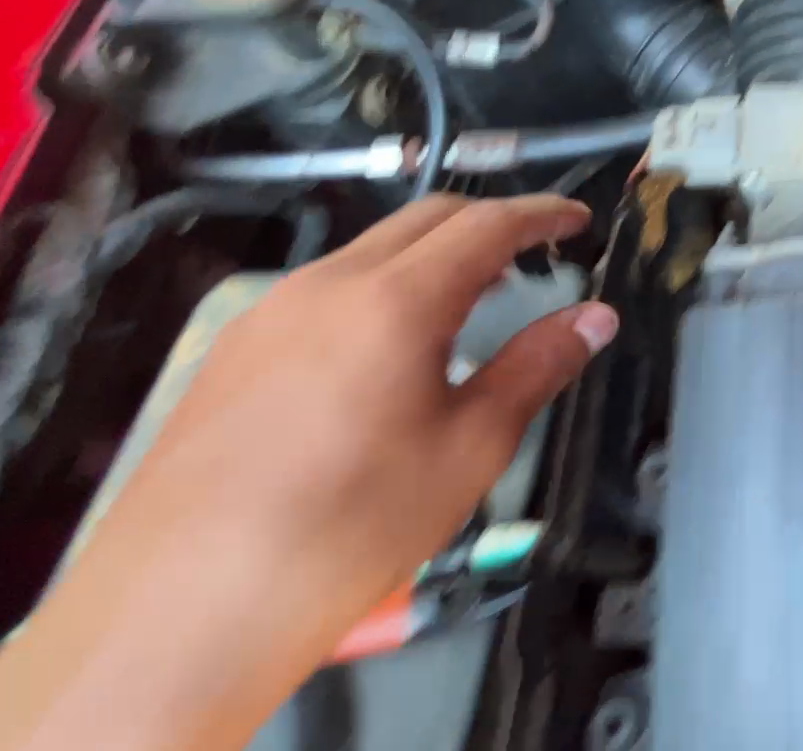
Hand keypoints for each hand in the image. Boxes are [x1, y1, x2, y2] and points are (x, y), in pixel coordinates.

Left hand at [0, 195, 618, 750]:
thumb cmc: (356, 522)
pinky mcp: (234, 351)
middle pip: (424, 220)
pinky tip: (401, 344)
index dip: (541, 214)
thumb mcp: (474, 445)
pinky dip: (388, 287)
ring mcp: (268, 315)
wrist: (182, 610)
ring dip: (438, 255)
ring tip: (481, 297)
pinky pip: (329, 289)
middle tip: (540, 251)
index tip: (580, 218)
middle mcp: (325, 286)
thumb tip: (598, 317)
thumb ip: (538, 365)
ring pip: (371, 252)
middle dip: (491, 222)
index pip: (484, 226)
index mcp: (393, 301)